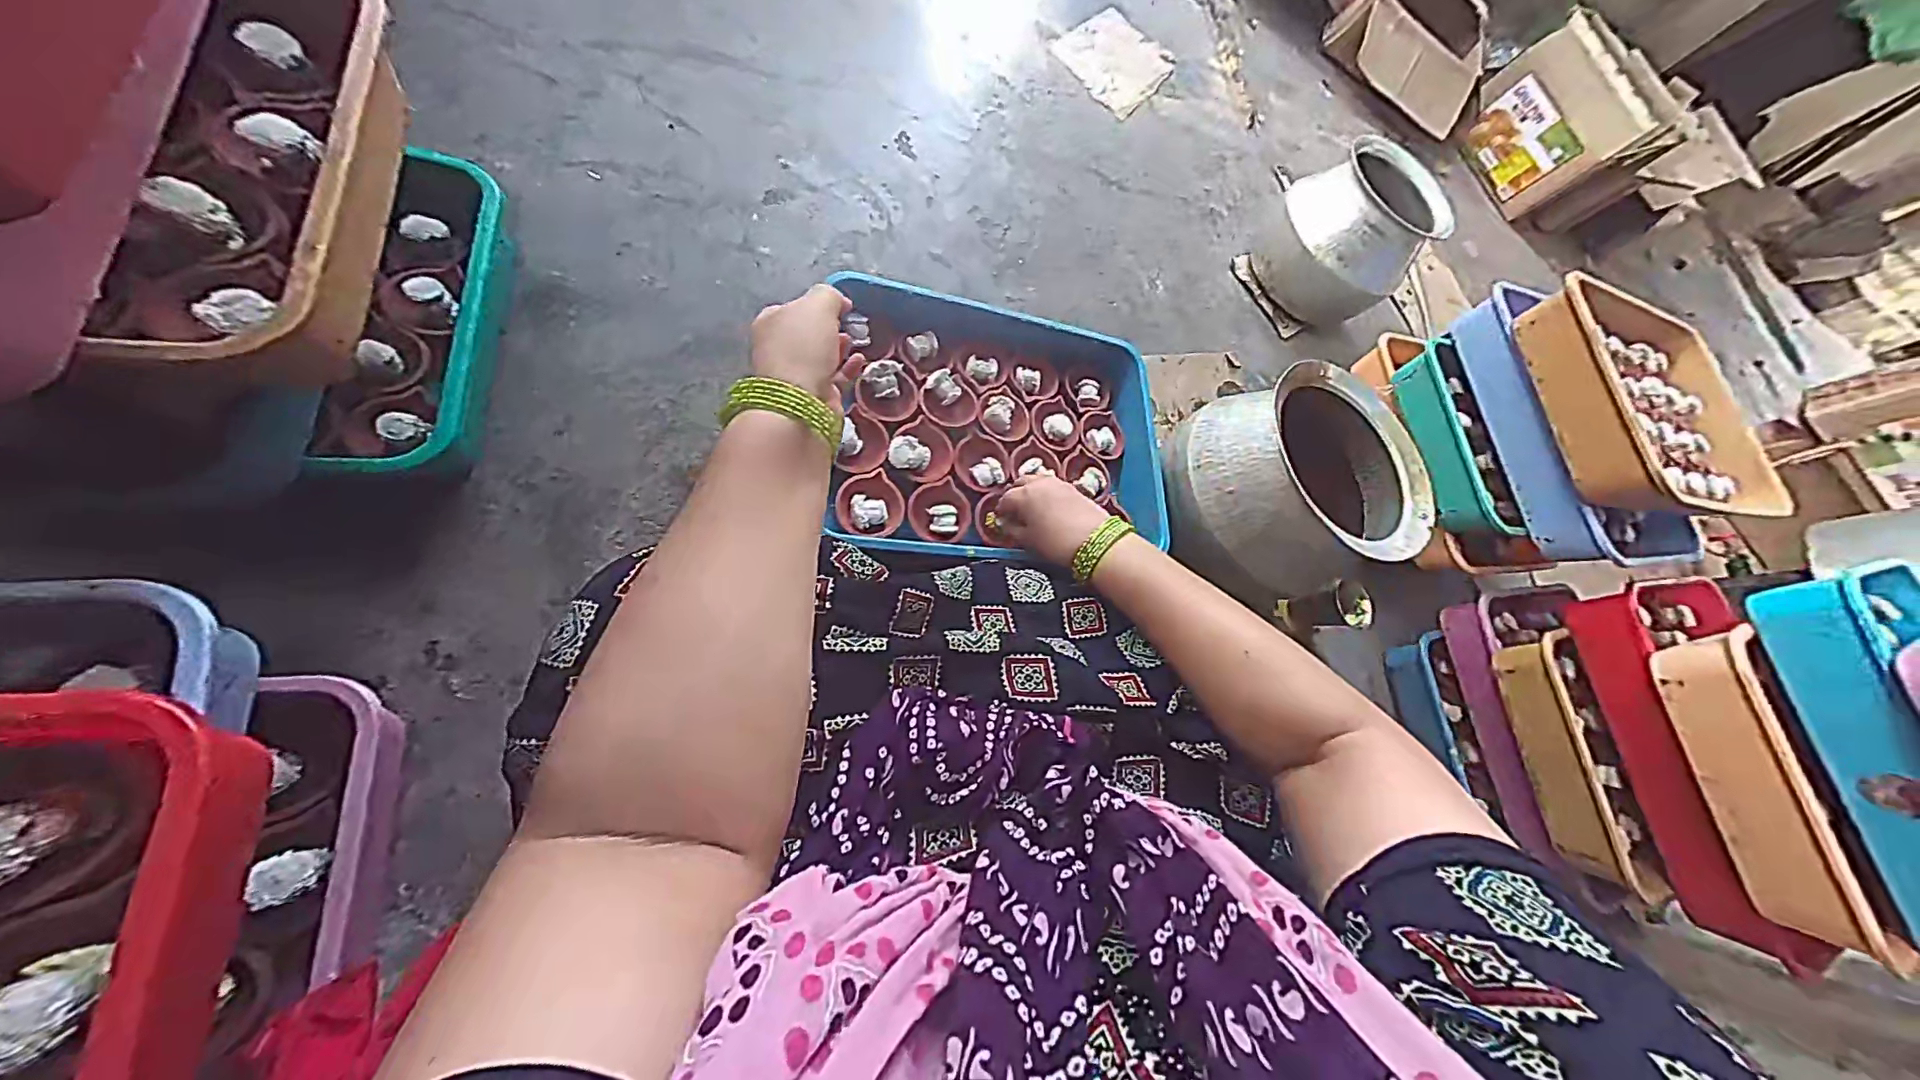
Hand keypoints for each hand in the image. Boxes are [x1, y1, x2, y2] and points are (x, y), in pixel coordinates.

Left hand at [750, 284, 855, 405]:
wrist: (802, 400)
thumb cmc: (804, 346)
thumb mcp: (818, 304)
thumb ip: (829, 295)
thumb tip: (840, 303)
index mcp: (771, 322)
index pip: (797, 308)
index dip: (820, 306)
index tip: (841, 309)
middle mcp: (779, 348)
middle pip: (811, 334)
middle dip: (832, 329)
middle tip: (848, 327)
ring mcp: (795, 375)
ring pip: (823, 357)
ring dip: (841, 349)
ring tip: (854, 344)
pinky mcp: (813, 395)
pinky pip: (835, 377)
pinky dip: (848, 368)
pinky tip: (858, 361)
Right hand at [994, 474, 1114, 566]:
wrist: (1096, 541)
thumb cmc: (1055, 543)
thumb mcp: (1028, 541)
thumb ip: (1012, 529)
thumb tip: (1004, 523)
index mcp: (1022, 495)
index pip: (1004, 499)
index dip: (1001, 511)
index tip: (1002, 521)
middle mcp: (1038, 483)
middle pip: (1020, 483)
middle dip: (1014, 495)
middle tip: (1015, 512)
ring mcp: (1057, 483)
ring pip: (1037, 480)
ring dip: (1030, 490)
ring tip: (1032, 507)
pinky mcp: (1073, 487)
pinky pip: (1052, 485)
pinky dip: (1045, 492)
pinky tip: (1048, 506)